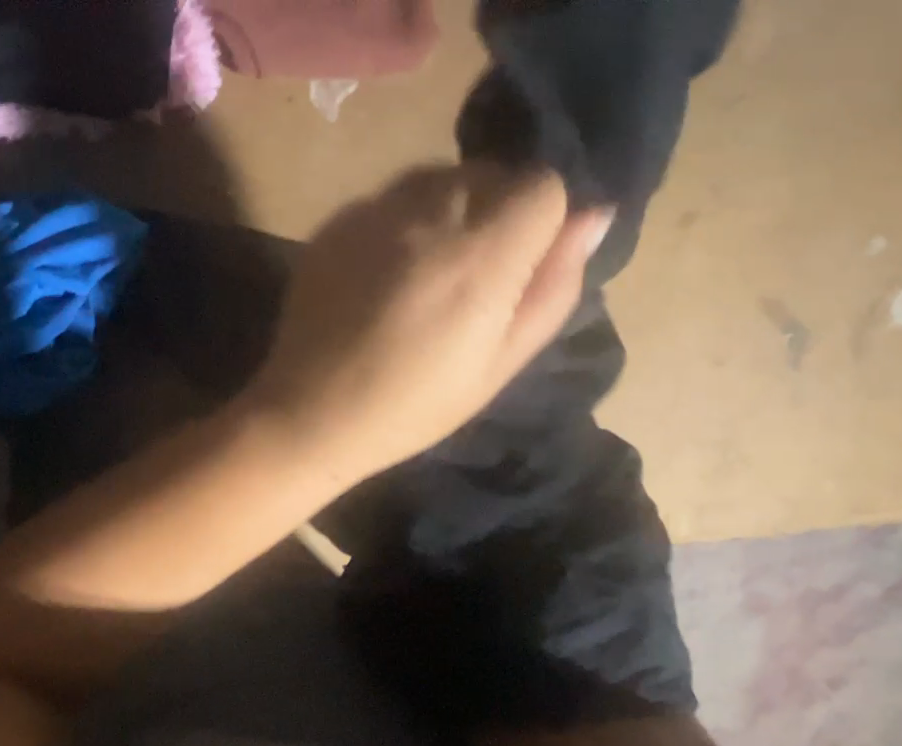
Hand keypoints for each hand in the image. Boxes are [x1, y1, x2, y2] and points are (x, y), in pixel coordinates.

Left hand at [237, 164, 611, 481]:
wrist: (308, 416)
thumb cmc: (412, 408)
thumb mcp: (498, 366)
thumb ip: (551, 288)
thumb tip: (594, 216)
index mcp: (481, 257)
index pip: (543, 183)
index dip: (542, 220)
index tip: (521, 264)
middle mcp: (429, 218)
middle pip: (489, 174)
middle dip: (495, 210)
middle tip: (472, 274)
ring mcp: (374, 216)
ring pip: (435, 178)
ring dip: (446, 209)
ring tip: (425, 273)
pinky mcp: (335, 224)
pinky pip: (386, 200)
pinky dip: (397, 223)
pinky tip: (380, 275)